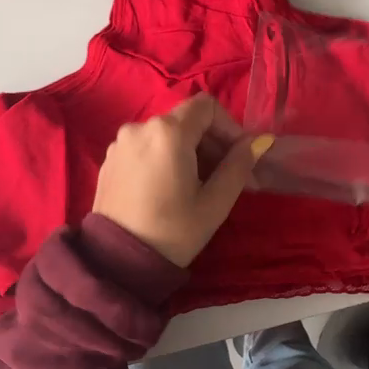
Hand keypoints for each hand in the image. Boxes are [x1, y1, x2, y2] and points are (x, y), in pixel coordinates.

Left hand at [92, 95, 272, 266]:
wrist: (117, 262)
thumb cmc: (173, 232)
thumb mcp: (215, 202)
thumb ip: (239, 165)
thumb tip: (259, 142)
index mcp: (168, 132)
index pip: (207, 106)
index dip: (229, 126)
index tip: (240, 155)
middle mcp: (140, 127)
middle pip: (186, 120)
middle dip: (212, 142)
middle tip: (229, 176)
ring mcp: (121, 143)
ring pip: (166, 134)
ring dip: (189, 151)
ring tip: (200, 186)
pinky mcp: (110, 160)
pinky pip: (146, 148)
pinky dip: (165, 158)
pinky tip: (171, 189)